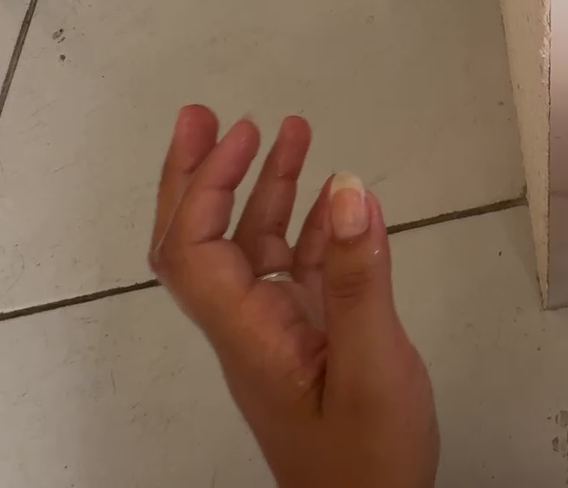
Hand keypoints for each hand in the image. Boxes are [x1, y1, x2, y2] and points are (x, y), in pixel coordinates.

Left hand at [148, 106, 437, 487]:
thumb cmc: (368, 451)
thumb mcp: (371, 364)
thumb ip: (358, 278)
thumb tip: (347, 186)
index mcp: (250, 334)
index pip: (196, 250)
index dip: (206, 186)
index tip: (237, 130)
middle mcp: (252, 326)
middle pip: (200, 244)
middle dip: (199, 176)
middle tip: (208, 115)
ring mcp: (282, 330)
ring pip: (252, 247)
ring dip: (262, 187)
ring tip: (290, 131)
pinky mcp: (314, 334)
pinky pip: (296, 265)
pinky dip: (308, 220)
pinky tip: (333, 198)